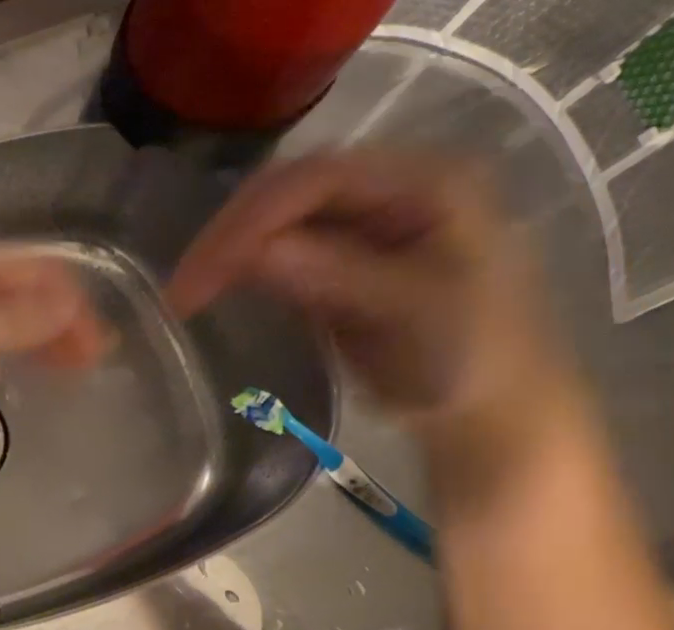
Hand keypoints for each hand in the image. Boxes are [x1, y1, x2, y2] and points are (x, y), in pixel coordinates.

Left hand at [0, 244, 108, 437]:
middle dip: (56, 320)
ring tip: (66, 368)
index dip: (67, 298)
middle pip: (17, 294)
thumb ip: (1, 322)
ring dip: (30, 341)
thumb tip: (65, 306)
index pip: (30, 268)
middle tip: (91, 358)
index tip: (95, 336)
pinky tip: (6, 374)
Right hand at [167, 152, 562, 423]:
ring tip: (188, 293)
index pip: (317, 179)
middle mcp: (392, 188)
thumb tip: (253, 255)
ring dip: (226, 250)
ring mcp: (364, 223)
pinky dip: (240, 266)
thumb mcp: (412, 313)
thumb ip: (338, 276)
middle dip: (228, 235)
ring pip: (275, 217)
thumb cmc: (472, 359)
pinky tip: (214, 291)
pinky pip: (278, 247)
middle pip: (289, 190)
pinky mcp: (339, 260)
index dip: (250, 221)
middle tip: (180, 290)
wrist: (493, 407)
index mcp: (427, 182)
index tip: (198, 277)